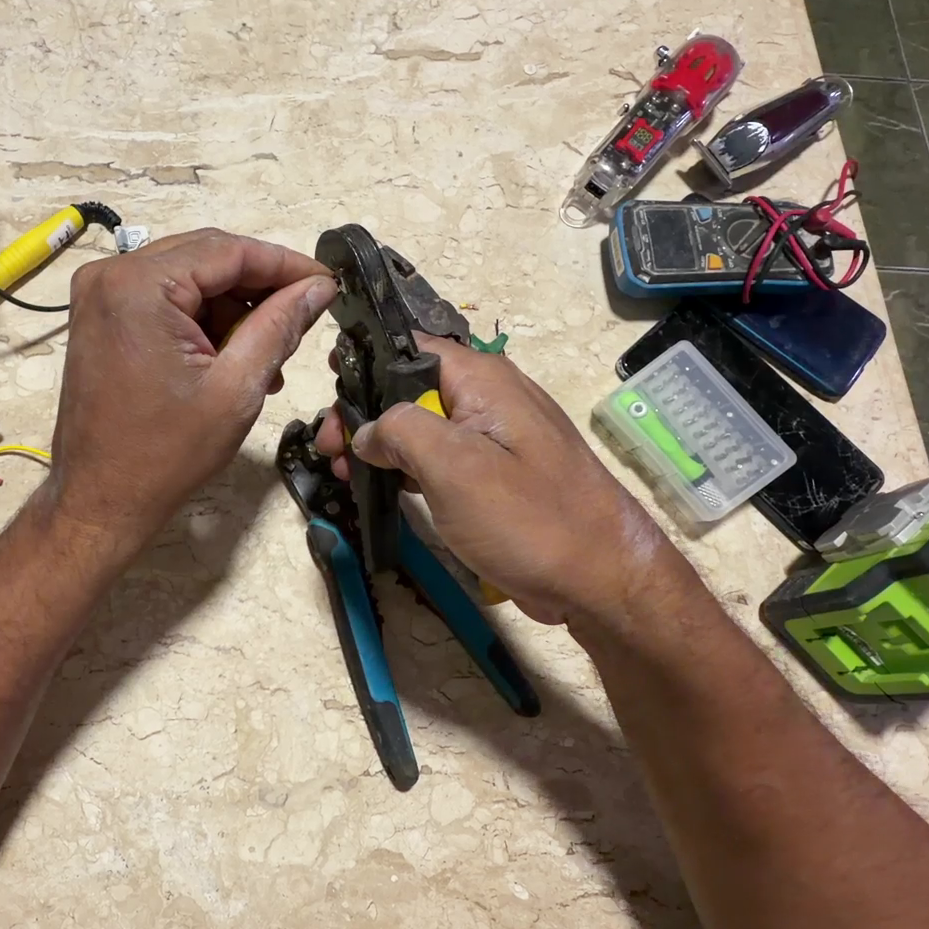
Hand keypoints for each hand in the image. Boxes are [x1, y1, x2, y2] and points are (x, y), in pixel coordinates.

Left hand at [46, 228, 336, 547]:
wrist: (101, 498)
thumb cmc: (166, 454)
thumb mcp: (236, 389)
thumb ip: (279, 327)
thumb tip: (318, 288)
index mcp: (138, 286)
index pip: (227, 250)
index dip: (284, 264)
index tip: (326, 283)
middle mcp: (110, 275)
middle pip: (205, 258)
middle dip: (258, 288)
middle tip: (302, 319)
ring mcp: (99, 296)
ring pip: (187, 279)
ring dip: (232, 310)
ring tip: (268, 358)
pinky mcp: (100, 318)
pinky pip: (163, 300)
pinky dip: (201, 321)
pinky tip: (231, 357)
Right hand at [315, 334, 695, 626]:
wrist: (599, 581)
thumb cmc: (528, 518)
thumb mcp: (454, 466)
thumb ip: (401, 431)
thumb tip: (366, 430)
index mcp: (483, 381)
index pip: (410, 347)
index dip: (364, 362)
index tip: (329, 390)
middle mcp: (489, 399)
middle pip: (411, 388)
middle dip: (365, 413)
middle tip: (329, 448)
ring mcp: (493, 440)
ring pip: (422, 427)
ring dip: (381, 445)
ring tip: (344, 472)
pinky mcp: (494, 477)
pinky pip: (440, 460)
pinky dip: (407, 469)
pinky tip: (381, 486)